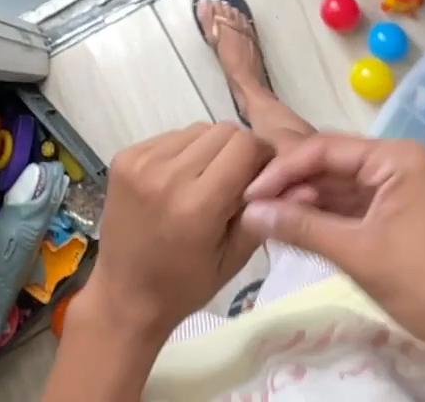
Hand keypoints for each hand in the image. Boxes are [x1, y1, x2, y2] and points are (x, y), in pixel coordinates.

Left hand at [82, 122, 273, 338]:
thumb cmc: (184, 286)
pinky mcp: (125, 157)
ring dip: (209, 149)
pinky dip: (182, 152)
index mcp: (197, 204)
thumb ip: (262, 214)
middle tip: (233, 180)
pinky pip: (170, 137)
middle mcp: (167, 174)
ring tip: (203, 181)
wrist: (123, 295)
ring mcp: (141, 162)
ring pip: (197, 129)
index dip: (262, 156)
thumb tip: (300, 183)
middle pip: (224, 130)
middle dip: (238, 151)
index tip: (259, 177)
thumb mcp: (233, 260)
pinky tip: (177, 182)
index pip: (245, 145)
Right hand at [239, 134, 424, 352]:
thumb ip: (301, 226)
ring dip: (304, 201)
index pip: (326, 149)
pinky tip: (294, 227)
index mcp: (397, 157)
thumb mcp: (357, 253)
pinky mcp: (398, 217)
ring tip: (264, 218)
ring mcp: (400, 190)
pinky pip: (352, 207)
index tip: (247, 192)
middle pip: (331, 164)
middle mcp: (399, 163)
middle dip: (291, 184)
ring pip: (339, 187)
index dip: (283, 170)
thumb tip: (248, 212)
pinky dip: (323, 218)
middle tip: (250, 205)